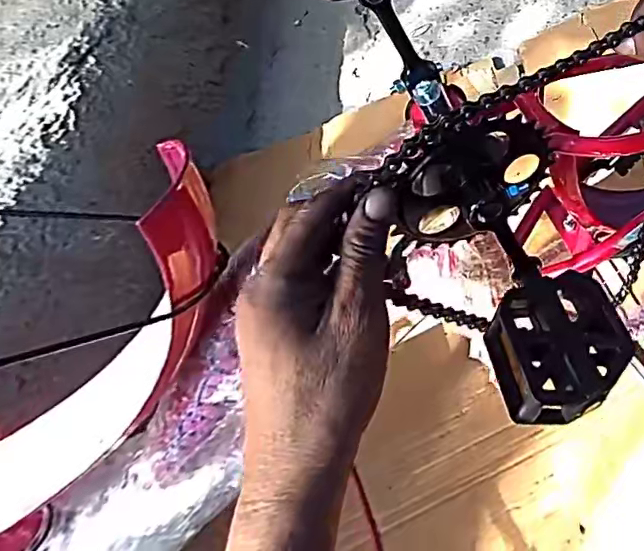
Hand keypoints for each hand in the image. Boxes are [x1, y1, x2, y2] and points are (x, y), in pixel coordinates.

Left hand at [234, 179, 395, 513]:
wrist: (300, 466)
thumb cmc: (330, 393)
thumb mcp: (357, 314)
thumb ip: (364, 252)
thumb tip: (378, 197)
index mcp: (272, 280)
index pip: (310, 211)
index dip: (349, 189)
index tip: (384, 177)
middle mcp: (259, 287)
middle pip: (299, 225)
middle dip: (341, 208)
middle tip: (384, 207)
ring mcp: (264, 307)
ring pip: (301, 249)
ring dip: (340, 236)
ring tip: (381, 240)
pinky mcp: (275, 324)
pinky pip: (303, 275)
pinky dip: (333, 263)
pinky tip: (364, 274)